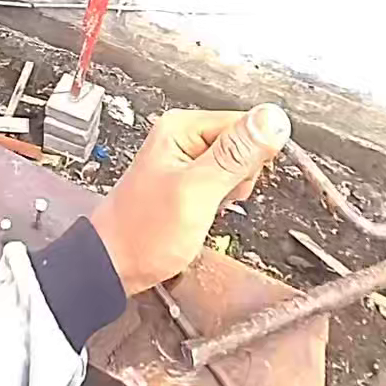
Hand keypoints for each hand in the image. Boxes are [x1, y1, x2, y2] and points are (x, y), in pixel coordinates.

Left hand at [89, 105, 290, 294]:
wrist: (113, 267)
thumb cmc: (143, 233)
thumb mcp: (197, 192)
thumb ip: (237, 155)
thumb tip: (272, 119)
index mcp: (182, 126)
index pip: (245, 123)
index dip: (251, 157)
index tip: (234, 182)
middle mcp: (182, 134)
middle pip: (242, 143)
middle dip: (240, 176)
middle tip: (214, 197)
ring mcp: (185, 156)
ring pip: (236, 164)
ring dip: (230, 189)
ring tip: (204, 206)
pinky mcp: (188, 176)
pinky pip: (223, 179)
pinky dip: (220, 198)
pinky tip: (203, 210)